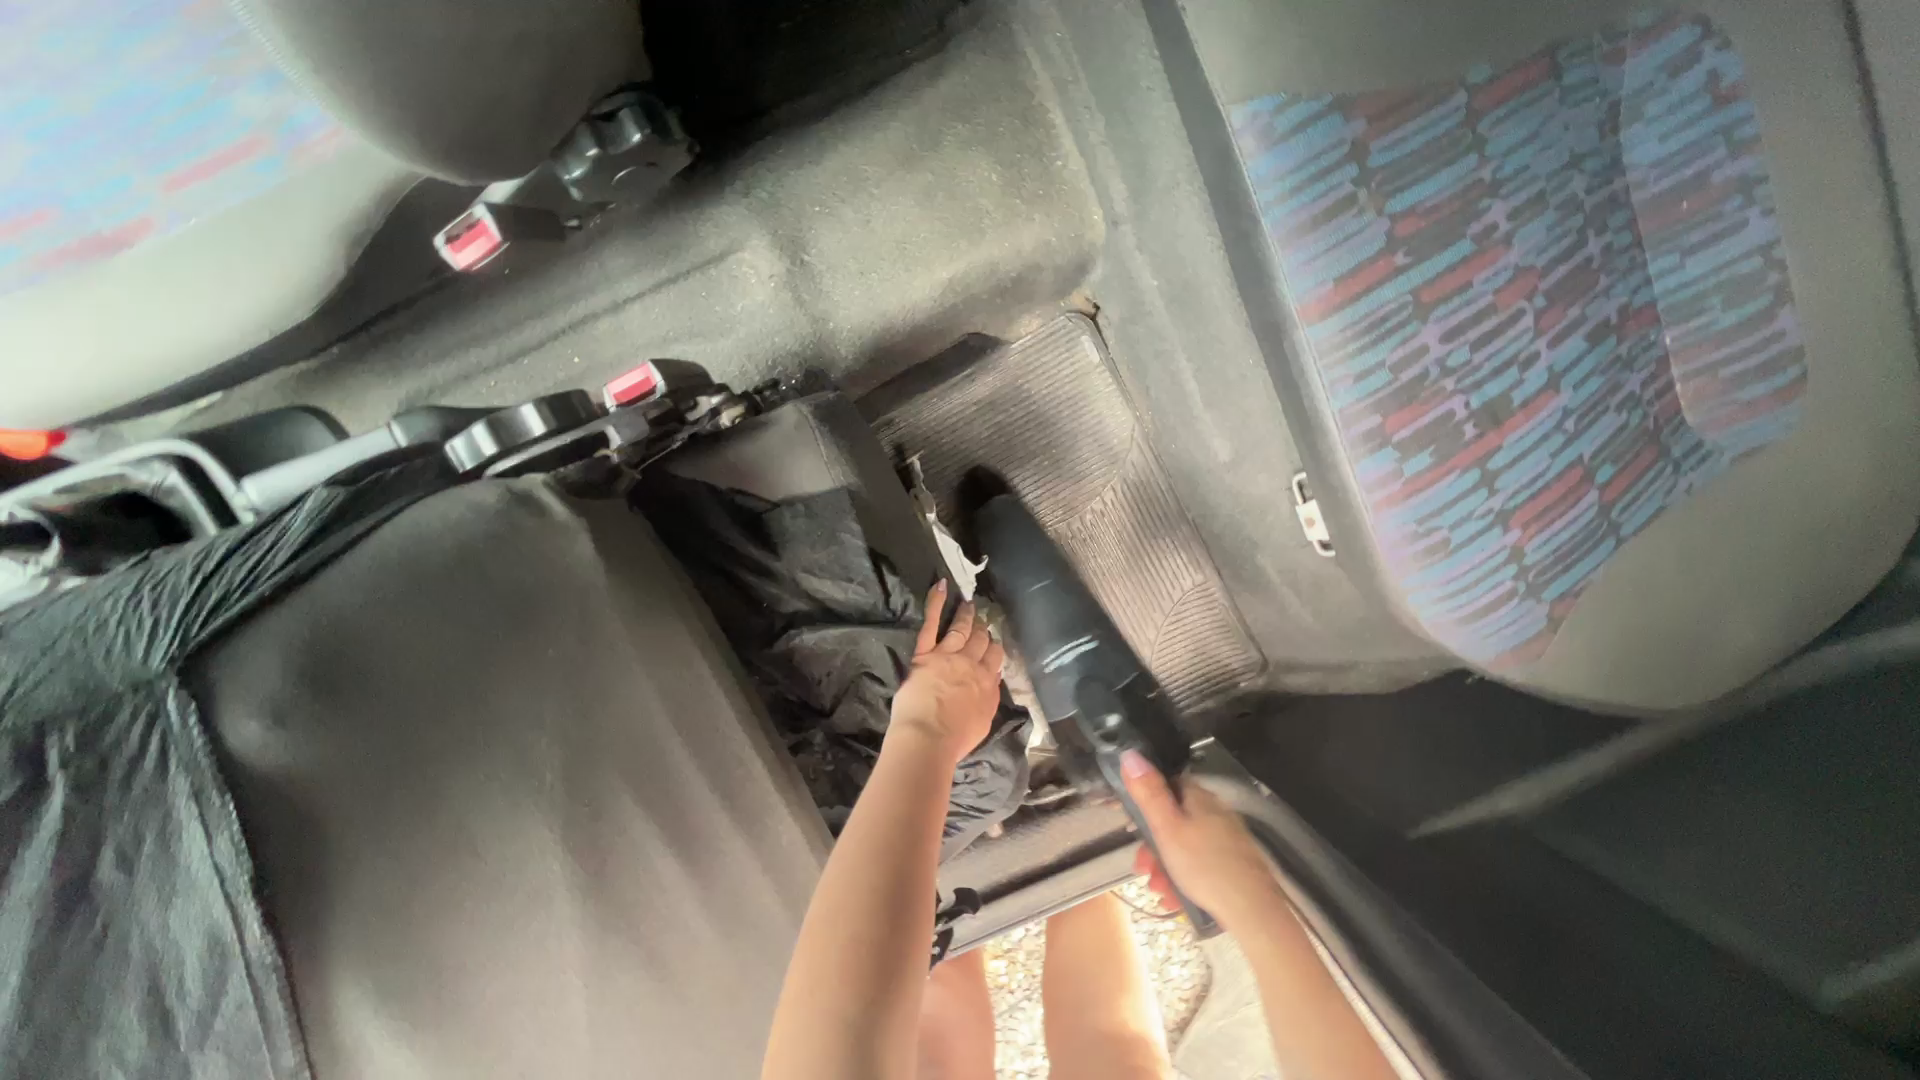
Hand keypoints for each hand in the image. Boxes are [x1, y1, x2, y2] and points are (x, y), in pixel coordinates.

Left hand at [889, 581, 1003, 764]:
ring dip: (967, 615)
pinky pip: (932, 623)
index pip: (994, 659)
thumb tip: (991, 683)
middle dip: (983, 630)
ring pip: (961, 629)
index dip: (993, 650)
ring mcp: (948, 655)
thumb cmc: (953, 740)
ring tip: (970, 604)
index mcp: (986, 684)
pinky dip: (936, 603)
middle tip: (983, 621)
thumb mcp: (982, 723)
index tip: (992, 645)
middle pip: (981, 641)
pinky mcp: (926, 653)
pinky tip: (942, 586)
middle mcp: (971, 665)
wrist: (929, 737)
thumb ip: (988, 699)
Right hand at [1122, 751, 1283, 928]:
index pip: (1169, 786)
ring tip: (1159, 892)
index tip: (1133, 827)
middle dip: (1154, 846)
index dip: (1147, 805)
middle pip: (1176, 822)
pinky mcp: (1237, 865)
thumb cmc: (1204, 866)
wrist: (1253, 911)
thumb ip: (1149, 793)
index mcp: (1201, 798)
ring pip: (1187, 847)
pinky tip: (1177, 900)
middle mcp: (1217, 813)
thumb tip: (1131, 754)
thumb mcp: (1167, 829)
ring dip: (1166, 867)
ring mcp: (1229, 840)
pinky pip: (1203, 866)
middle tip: (1143, 869)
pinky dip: (1186, 880)